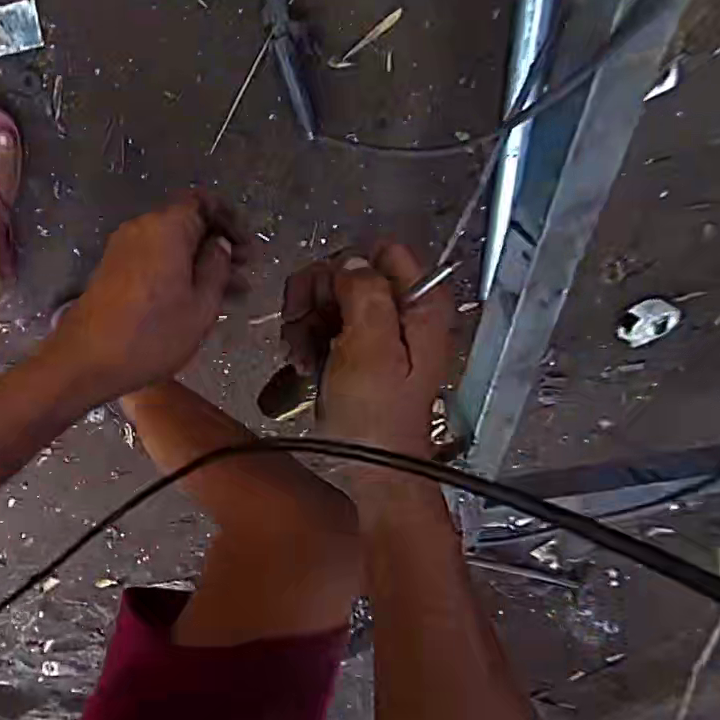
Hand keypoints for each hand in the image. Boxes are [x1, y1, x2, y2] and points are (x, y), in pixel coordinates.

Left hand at [48, 194, 245, 400]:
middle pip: (186, 225)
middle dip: (217, 247)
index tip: (245, 250)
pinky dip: (175, 274)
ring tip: (228, 297)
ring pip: (170, 247)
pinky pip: (152, 261)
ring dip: (199, 265)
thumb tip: (218, 244)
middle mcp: (140, 228)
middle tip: (243, 277)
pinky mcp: (111, 271)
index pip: (204, 202)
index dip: (230, 220)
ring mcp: (121, 250)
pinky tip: (194, 302)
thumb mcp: (201, 306)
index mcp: (166, 227)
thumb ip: (217, 267)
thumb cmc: (151, 335)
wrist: (84, 360)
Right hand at [281, 243, 451, 456]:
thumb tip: (350, 262)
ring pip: (327, 299)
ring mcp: (373, 331)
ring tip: (300, 356)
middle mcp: (399, 311)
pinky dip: (304, 340)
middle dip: (315, 298)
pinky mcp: (350, 350)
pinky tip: (302, 364)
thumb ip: (365, 296)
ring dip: (303, 322)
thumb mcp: (371, 349)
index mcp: (419, 305)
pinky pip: (319, 325)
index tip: (325, 302)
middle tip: (301, 329)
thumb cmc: (374, 412)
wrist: (367, 466)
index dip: (345, 270)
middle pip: (347, 273)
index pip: (381, 253)